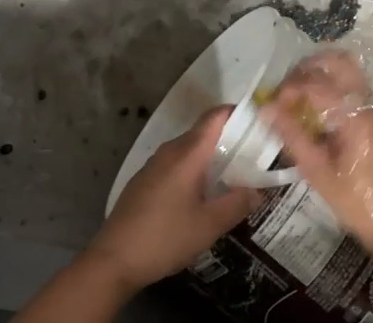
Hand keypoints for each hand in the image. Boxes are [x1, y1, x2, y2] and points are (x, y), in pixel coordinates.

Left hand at [86, 106, 262, 289]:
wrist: (114, 258)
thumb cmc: (165, 237)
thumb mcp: (208, 226)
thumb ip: (236, 204)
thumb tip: (257, 191)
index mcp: (187, 154)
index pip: (213, 118)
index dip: (235, 113)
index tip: (256, 122)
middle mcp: (170, 151)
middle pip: (202, 133)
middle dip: (228, 140)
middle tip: (252, 158)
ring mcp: (154, 165)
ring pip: (188, 150)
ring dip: (209, 157)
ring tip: (231, 178)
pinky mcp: (144, 180)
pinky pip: (175, 164)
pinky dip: (193, 170)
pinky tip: (200, 195)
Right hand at [263, 49, 372, 256]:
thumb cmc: (352, 199)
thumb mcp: (316, 171)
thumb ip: (291, 135)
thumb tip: (265, 109)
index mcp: (354, 115)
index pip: (316, 85)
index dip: (289, 90)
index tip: (271, 105)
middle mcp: (366, 103)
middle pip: (338, 62)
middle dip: (307, 68)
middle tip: (285, 87)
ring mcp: (371, 108)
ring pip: (346, 69)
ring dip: (319, 72)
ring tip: (296, 91)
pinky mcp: (370, 116)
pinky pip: (349, 84)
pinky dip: (329, 84)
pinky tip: (311, 105)